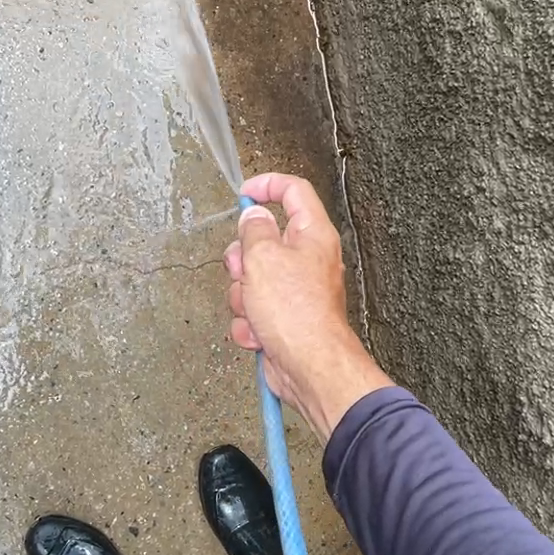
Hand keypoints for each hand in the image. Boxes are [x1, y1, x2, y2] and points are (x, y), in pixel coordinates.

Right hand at [226, 173, 393, 440]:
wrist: (309, 368)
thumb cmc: (296, 313)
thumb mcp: (263, 257)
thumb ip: (253, 230)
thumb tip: (252, 217)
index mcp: (311, 235)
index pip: (294, 191)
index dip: (267, 185)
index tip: (242, 194)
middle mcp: (306, 260)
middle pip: (262, 240)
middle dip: (242, 258)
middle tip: (244, 270)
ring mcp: (294, 291)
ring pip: (251, 279)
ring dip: (243, 296)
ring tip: (256, 310)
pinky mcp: (282, 319)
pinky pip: (252, 311)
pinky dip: (249, 323)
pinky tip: (259, 333)